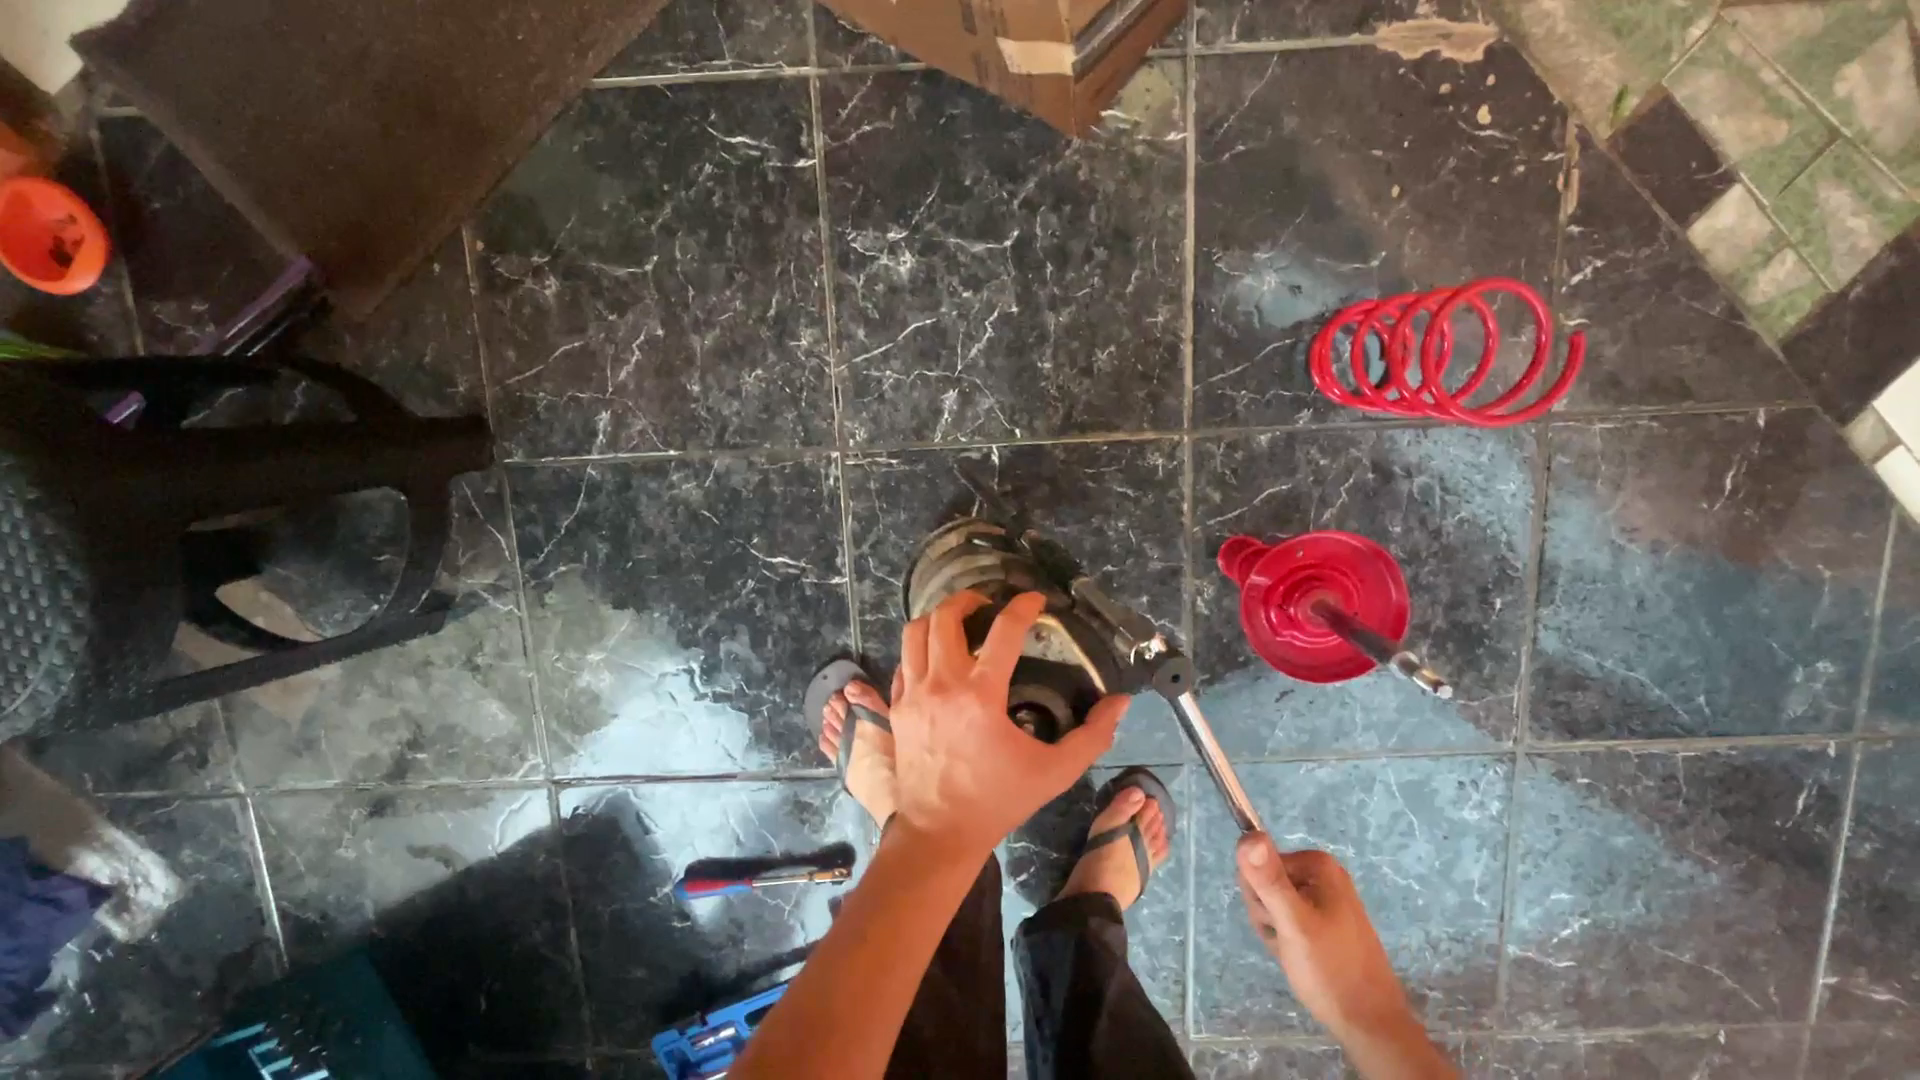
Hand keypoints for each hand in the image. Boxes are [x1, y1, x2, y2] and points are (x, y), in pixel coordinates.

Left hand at [888, 590, 1129, 860]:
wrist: (939, 832)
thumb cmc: (998, 801)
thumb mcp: (1055, 773)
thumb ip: (1092, 737)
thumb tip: (1120, 703)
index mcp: (980, 696)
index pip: (1003, 631)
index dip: (1023, 606)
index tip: (1035, 600)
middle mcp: (942, 685)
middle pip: (944, 618)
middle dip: (967, 600)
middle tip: (987, 605)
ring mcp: (913, 695)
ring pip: (914, 632)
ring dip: (936, 619)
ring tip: (958, 623)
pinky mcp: (897, 709)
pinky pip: (903, 662)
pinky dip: (918, 650)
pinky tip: (937, 659)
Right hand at [1236, 833, 1416, 1044]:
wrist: (1368, 1022)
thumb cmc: (1330, 970)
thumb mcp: (1294, 923)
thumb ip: (1269, 880)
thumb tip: (1248, 834)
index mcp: (1317, 864)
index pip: (1258, 864)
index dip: (1259, 897)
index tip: (1276, 922)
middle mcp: (1321, 873)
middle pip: (1264, 881)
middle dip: (1267, 914)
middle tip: (1287, 939)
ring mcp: (1323, 897)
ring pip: (1272, 902)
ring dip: (1274, 929)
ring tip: (1294, 951)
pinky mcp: (1323, 919)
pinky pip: (1287, 919)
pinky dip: (1285, 938)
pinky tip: (1298, 956)